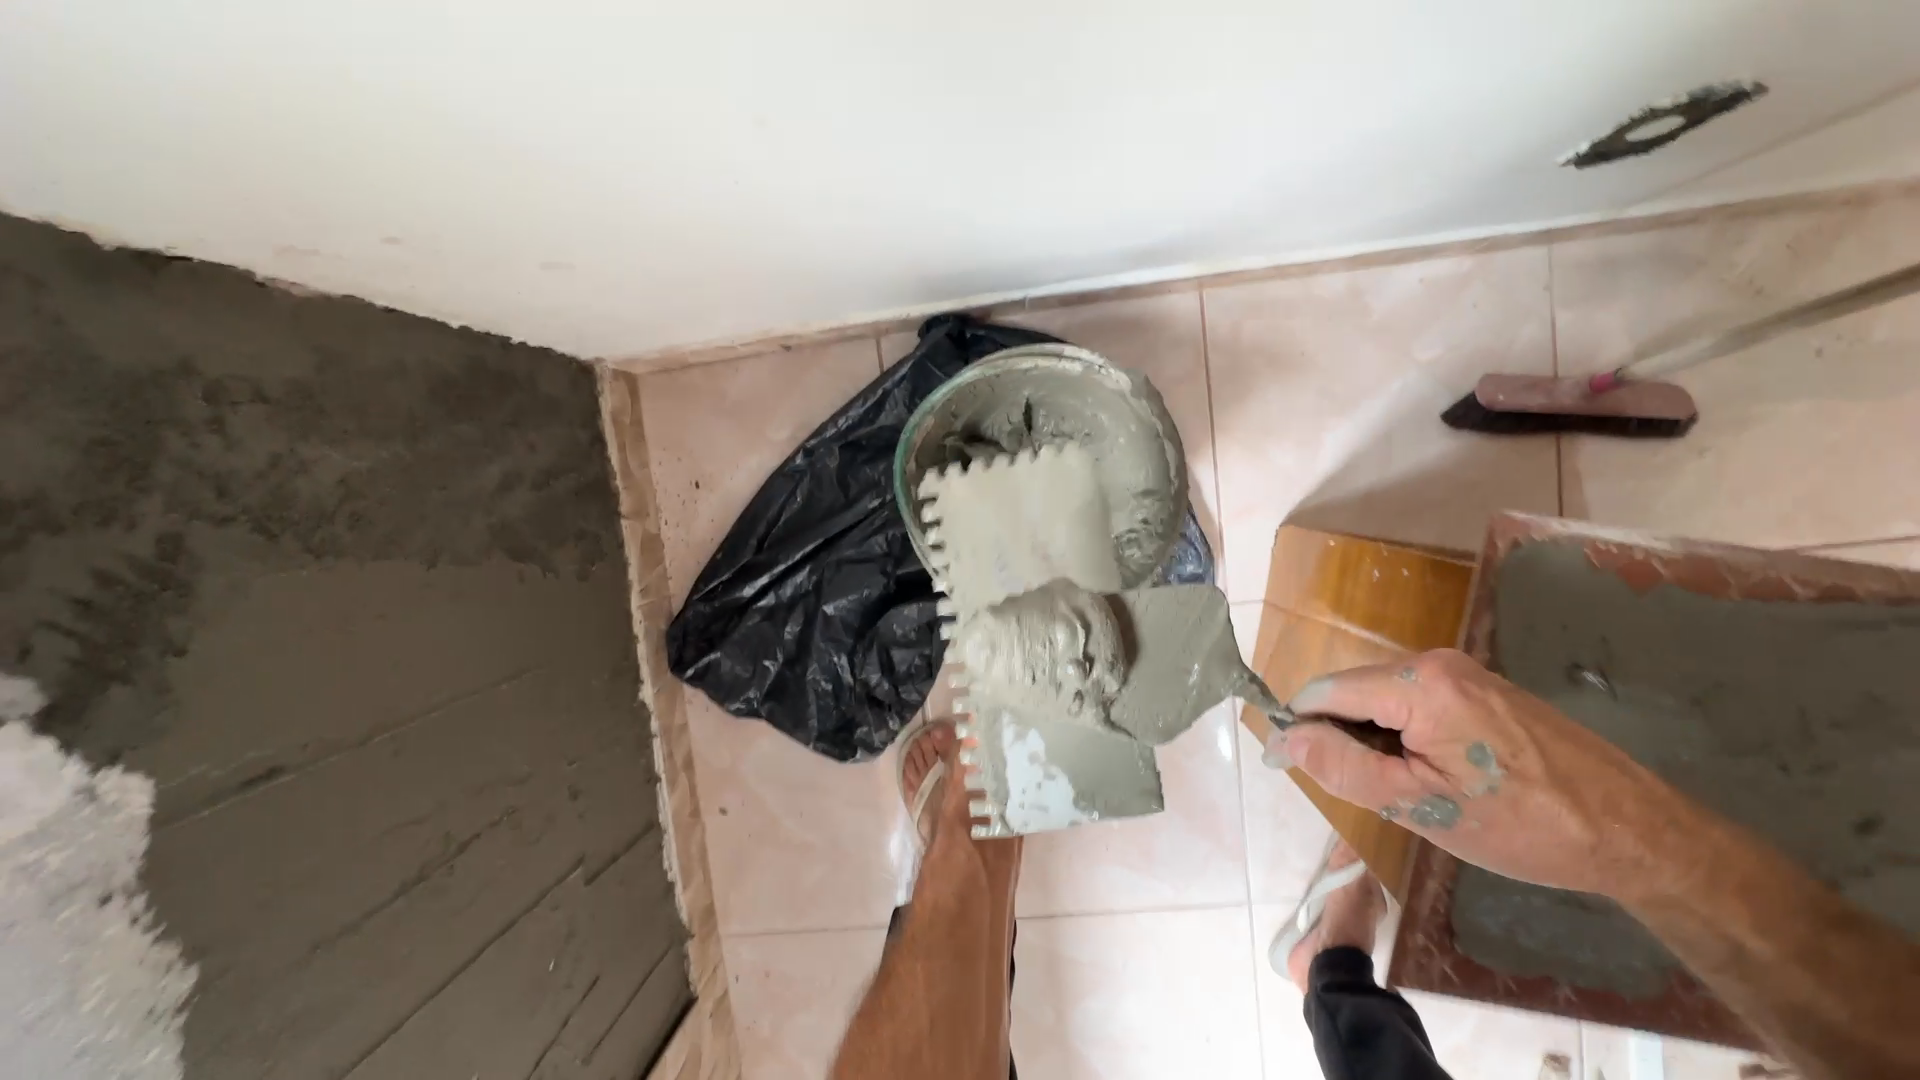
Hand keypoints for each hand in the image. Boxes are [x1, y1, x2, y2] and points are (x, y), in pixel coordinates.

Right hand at [1267, 648, 1692, 897]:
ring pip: (1381, 699)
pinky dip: (1402, 736)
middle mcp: (1435, 662)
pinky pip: (1413, 702)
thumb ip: (1344, 767)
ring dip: (1373, 740)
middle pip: (1351, 691)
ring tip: (1405, 790)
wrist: (1638, 833)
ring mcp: (1462, 672)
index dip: (1297, 727)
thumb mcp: (1421, 808)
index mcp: (1419, 682)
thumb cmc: (1525, 825)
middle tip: (1366, 794)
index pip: (1324, 690)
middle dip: (1340, 736)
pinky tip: (1432, 776)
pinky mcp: (1481, 689)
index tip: (1286, 768)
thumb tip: (1284, 736)